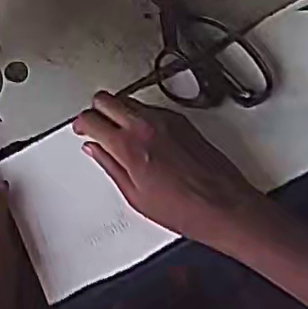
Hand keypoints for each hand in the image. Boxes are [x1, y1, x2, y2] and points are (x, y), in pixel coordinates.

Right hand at [72, 91, 264, 242]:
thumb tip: (95, 149)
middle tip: (96, 124)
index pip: (91, 118)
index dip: (81, 123)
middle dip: (96, 110)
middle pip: (105, 98)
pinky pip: (149, 106)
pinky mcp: (179, 119)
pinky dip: (140, 115)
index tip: (82, 129)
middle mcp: (144, 125)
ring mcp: (163, 119)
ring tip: (120, 129)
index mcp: (129, 146)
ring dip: (117, 110)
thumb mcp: (136, 197)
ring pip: (126, 98)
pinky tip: (144, 134)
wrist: (227, 207)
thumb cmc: (188, 210)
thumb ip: (110, 166)